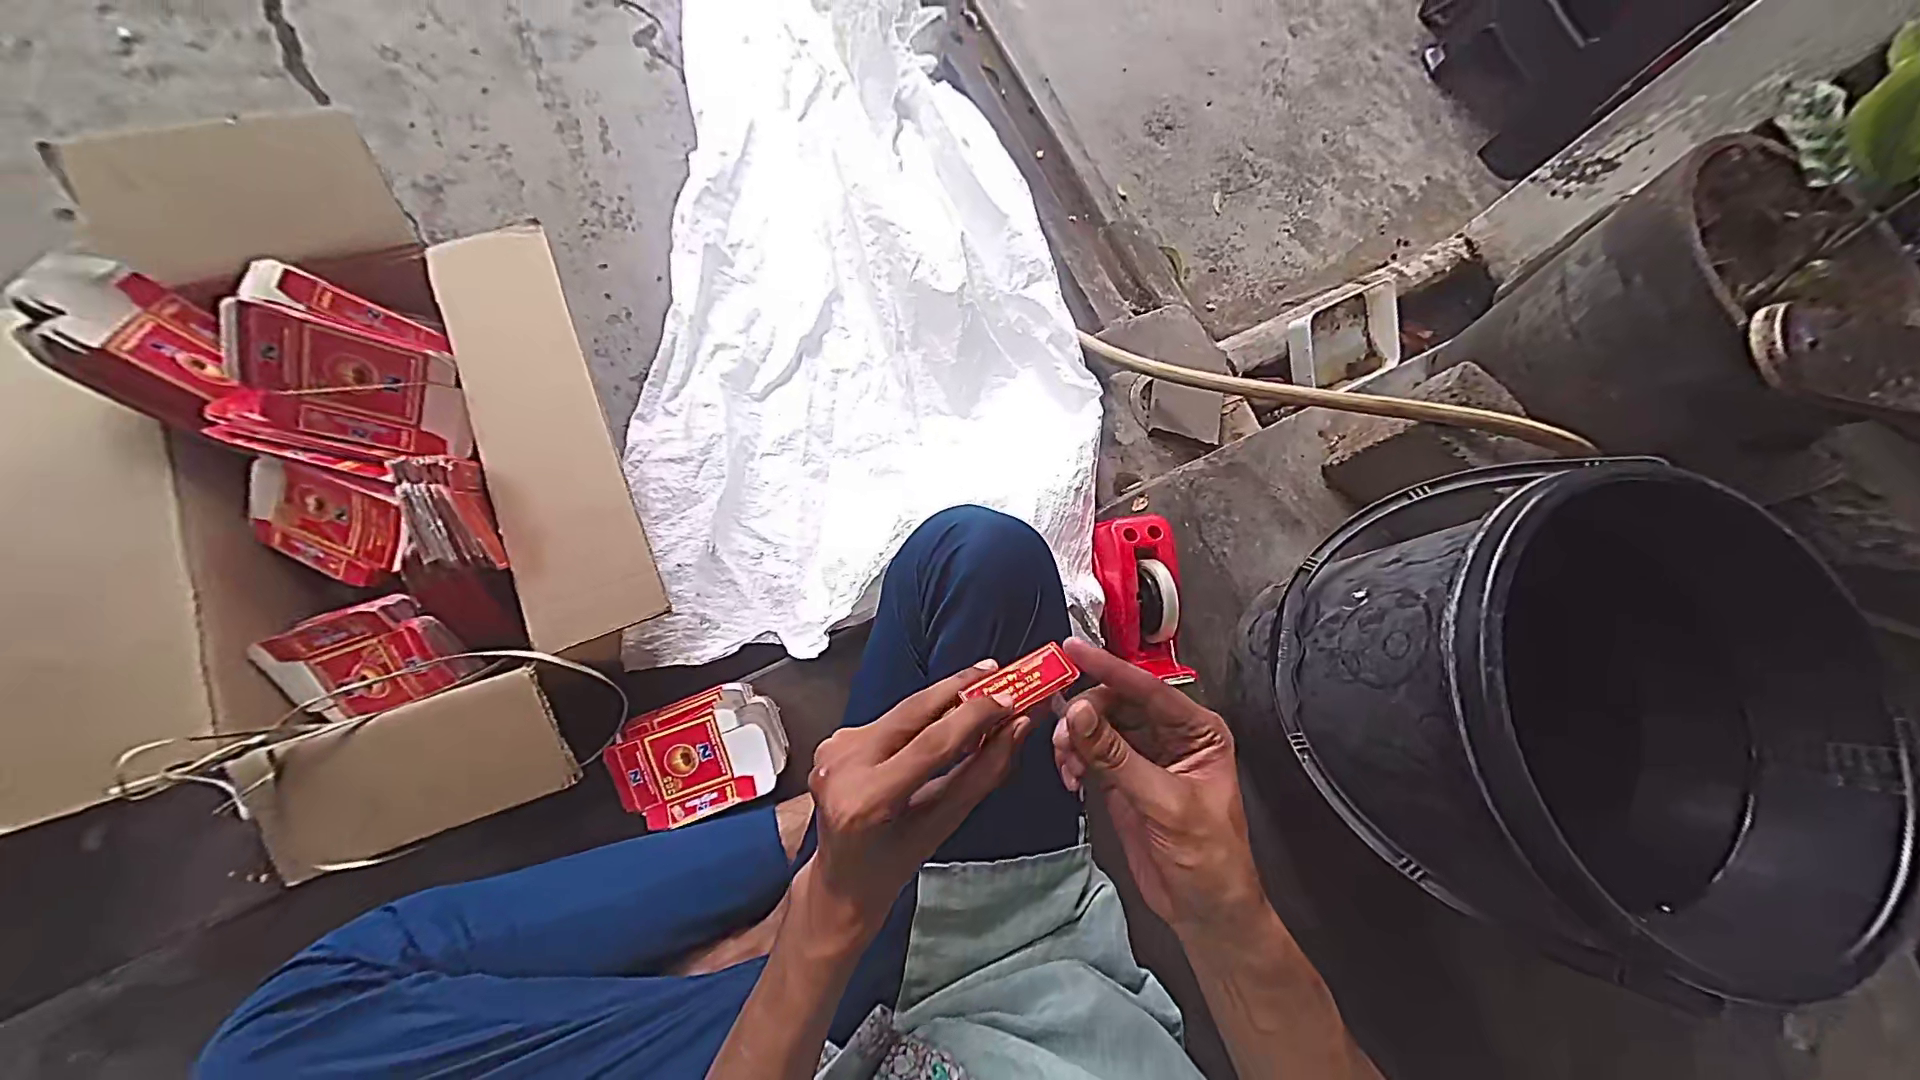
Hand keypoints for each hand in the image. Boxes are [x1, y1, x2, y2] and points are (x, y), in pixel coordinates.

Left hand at [801, 661, 1033, 943]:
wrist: (841, 878)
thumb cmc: (893, 862)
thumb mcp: (944, 824)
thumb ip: (984, 772)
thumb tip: (1016, 728)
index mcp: (868, 800)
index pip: (932, 743)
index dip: (975, 716)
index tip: (1008, 699)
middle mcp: (844, 767)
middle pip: (913, 711)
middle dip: (959, 688)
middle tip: (994, 672)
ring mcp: (834, 750)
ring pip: (902, 710)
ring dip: (943, 699)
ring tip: (979, 691)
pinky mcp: (834, 739)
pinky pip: (888, 719)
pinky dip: (920, 715)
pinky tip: (941, 716)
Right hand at [1054, 637, 1265, 935]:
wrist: (1205, 912)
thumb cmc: (1210, 859)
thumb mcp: (1165, 803)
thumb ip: (1116, 757)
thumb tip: (1078, 714)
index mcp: (1197, 730)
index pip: (1147, 688)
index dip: (1108, 668)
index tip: (1074, 651)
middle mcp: (1168, 734)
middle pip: (1114, 702)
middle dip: (1084, 715)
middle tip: (1064, 736)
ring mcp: (1142, 753)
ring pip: (1097, 724)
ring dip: (1074, 738)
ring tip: (1068, 765)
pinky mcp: (1120, 775)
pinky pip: (1088, 750)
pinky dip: (1073, 758)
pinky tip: (1072, 777)